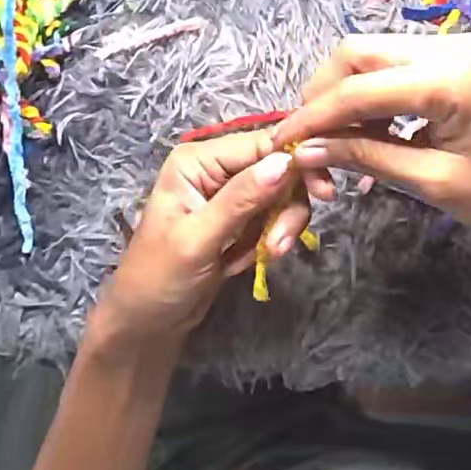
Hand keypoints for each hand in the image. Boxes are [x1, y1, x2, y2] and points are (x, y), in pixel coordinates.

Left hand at [89, 131, 309, 352]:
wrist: (147, 325)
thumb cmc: (159, 278)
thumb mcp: (197, 239)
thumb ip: (240, 200)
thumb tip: (285, 161)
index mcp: (198, 160)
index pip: (260, 144)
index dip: (295, 162)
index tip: (323, 191)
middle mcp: (216, 168)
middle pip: (277, 167)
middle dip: (287, 204)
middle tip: (283, 242)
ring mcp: (230, 194)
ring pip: (282, 193)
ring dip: (283, 224)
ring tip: (271, 254)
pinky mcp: (241, 219)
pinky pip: (275, 216)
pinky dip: (275, 237)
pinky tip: (257, 258)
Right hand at [269, 34, 470, 249]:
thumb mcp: (438, 183)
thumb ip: (368, 158)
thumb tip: (307, 151)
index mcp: (452, 77)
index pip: (357, 87)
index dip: (312, 116)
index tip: (281, 143)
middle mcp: (451, 45)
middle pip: (358, 52)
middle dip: (324, 95)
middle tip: (311, 142)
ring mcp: (458, 46)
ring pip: (374, 54)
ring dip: (347, 94)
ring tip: (338, 143)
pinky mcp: (461, 57)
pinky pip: (398, 65)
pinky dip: (374, 94)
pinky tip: (371, 130)